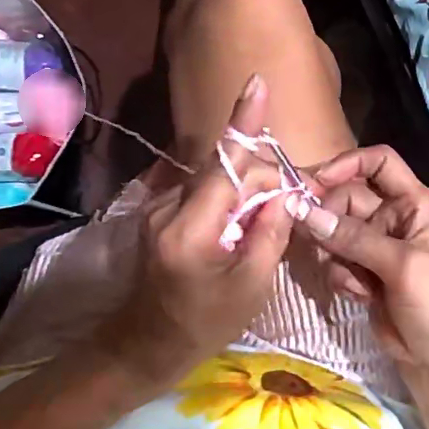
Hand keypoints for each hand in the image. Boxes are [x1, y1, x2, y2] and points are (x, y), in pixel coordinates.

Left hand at [87, 75, 293, 392]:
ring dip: (242, 193)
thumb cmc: (204, 324)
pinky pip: (202, 194)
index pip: (224, 165)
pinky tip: (235, 232)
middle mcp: (169, 208)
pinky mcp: (159, 213)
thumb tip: (283, 193)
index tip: (256, 83)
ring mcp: (159, 208)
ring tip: (255, 231)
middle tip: (280, 214)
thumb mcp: (251, 286)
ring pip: (214, 180)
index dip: (243, 124)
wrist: (145, 345)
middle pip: (224, 169)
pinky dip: (225, 202)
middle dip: (258, 181)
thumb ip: (270, 233)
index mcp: (191, 228)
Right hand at [301, 145, 428, 393]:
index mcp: (414, 203)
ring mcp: (375, 244)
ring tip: (346, 276)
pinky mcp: (361, 270)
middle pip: (347, 196)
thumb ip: (352, 237)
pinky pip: (335, 257)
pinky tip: (357, 295)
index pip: (379, 161)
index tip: (317, 182)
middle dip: (329, 216)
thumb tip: (304, 212)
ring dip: (332, 250)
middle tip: (312, 236)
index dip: (347, 164)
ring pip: (335, 228)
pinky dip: (339, 273)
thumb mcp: (399, 265)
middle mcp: (393, 217)